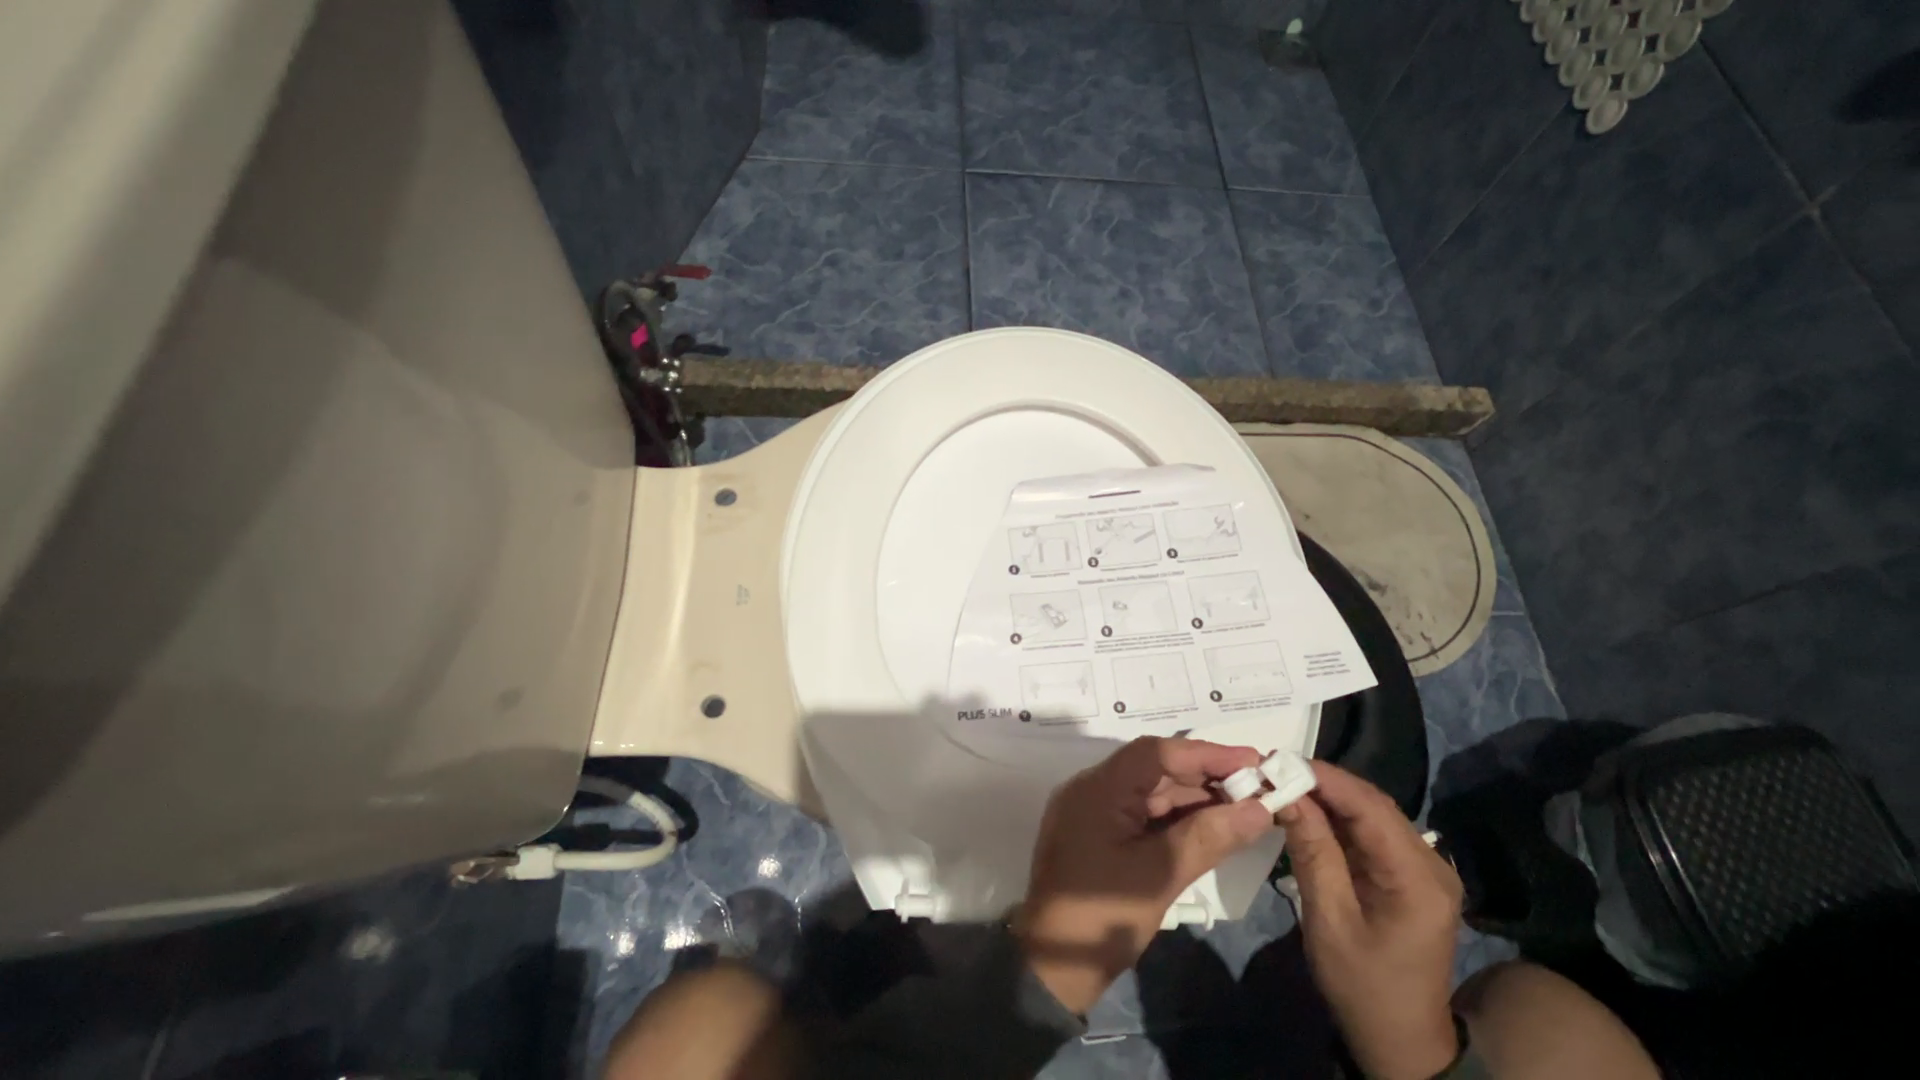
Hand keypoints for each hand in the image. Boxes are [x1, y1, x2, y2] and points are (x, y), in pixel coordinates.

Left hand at [1014, 736, 1276, 1013]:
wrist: (1053, 967)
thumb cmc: (1103, 915)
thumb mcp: (1161, 873)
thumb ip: (1210, 836)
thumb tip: (1260, 809)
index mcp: (1097, 789)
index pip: (1157, 753)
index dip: (1207, 754)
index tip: (1253, 761)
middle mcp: (1092, 791)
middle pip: (1155, 770)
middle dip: (1207, 777)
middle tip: (1259, 787)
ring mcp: (1094, 815)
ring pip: (1152, 794)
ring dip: (1196, 800)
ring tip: (1247, 808)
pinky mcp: (1099, 838)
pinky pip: (1143, 815)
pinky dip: (1178, 820)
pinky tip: (1214, 828)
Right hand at [1280, 763, 1462, 1079]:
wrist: (1402, 1038)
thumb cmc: (1362, 985)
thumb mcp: (1329, 920)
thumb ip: (1312, 853)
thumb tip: (1286, 796)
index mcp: (1417, 878)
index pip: (1370, 807)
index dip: (1325, 779)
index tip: (1278, 762)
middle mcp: (1431, 864)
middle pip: (1374, 805)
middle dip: (1323, 784)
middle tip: (1273, 771)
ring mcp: (1426, 869)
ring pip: (1372, 815)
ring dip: (1329, 799)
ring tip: (1282, 786)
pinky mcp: (1412, 877)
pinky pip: (1373, 834)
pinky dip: (1338, 820)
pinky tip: (1307, 815)